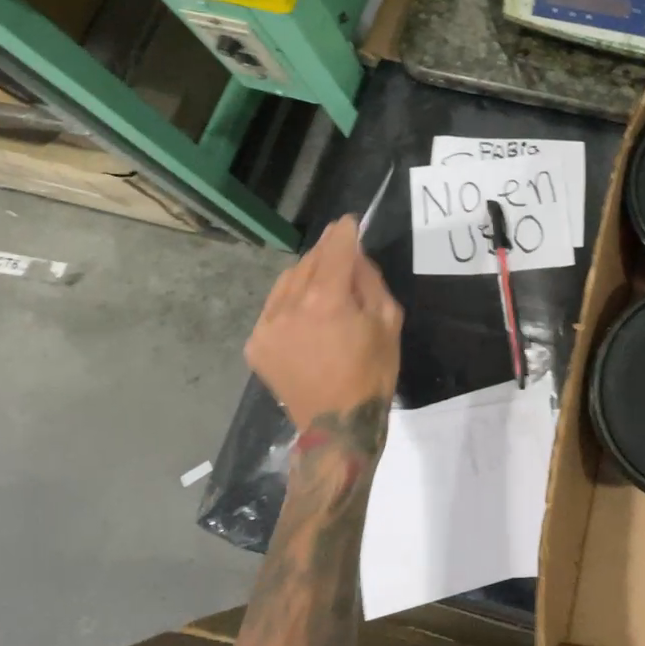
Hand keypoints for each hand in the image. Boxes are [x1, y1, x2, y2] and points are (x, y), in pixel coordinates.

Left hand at [245, 217, 402, 432]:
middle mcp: (290, 307)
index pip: (335, 249)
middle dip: (327, 252)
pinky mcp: (256, 344)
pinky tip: (308, 315)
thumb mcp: (388, 321)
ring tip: (325, 283)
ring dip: (308, 274)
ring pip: (288, 281)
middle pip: (310, 261)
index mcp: (327, 301)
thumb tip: (354, 255)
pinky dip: (291, 301)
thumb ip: (369, 281)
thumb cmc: (372, 372)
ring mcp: (267, 326)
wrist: (336, 424)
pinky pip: (274, 307)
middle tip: (342, 248)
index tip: (350, 221)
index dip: (344, 232)